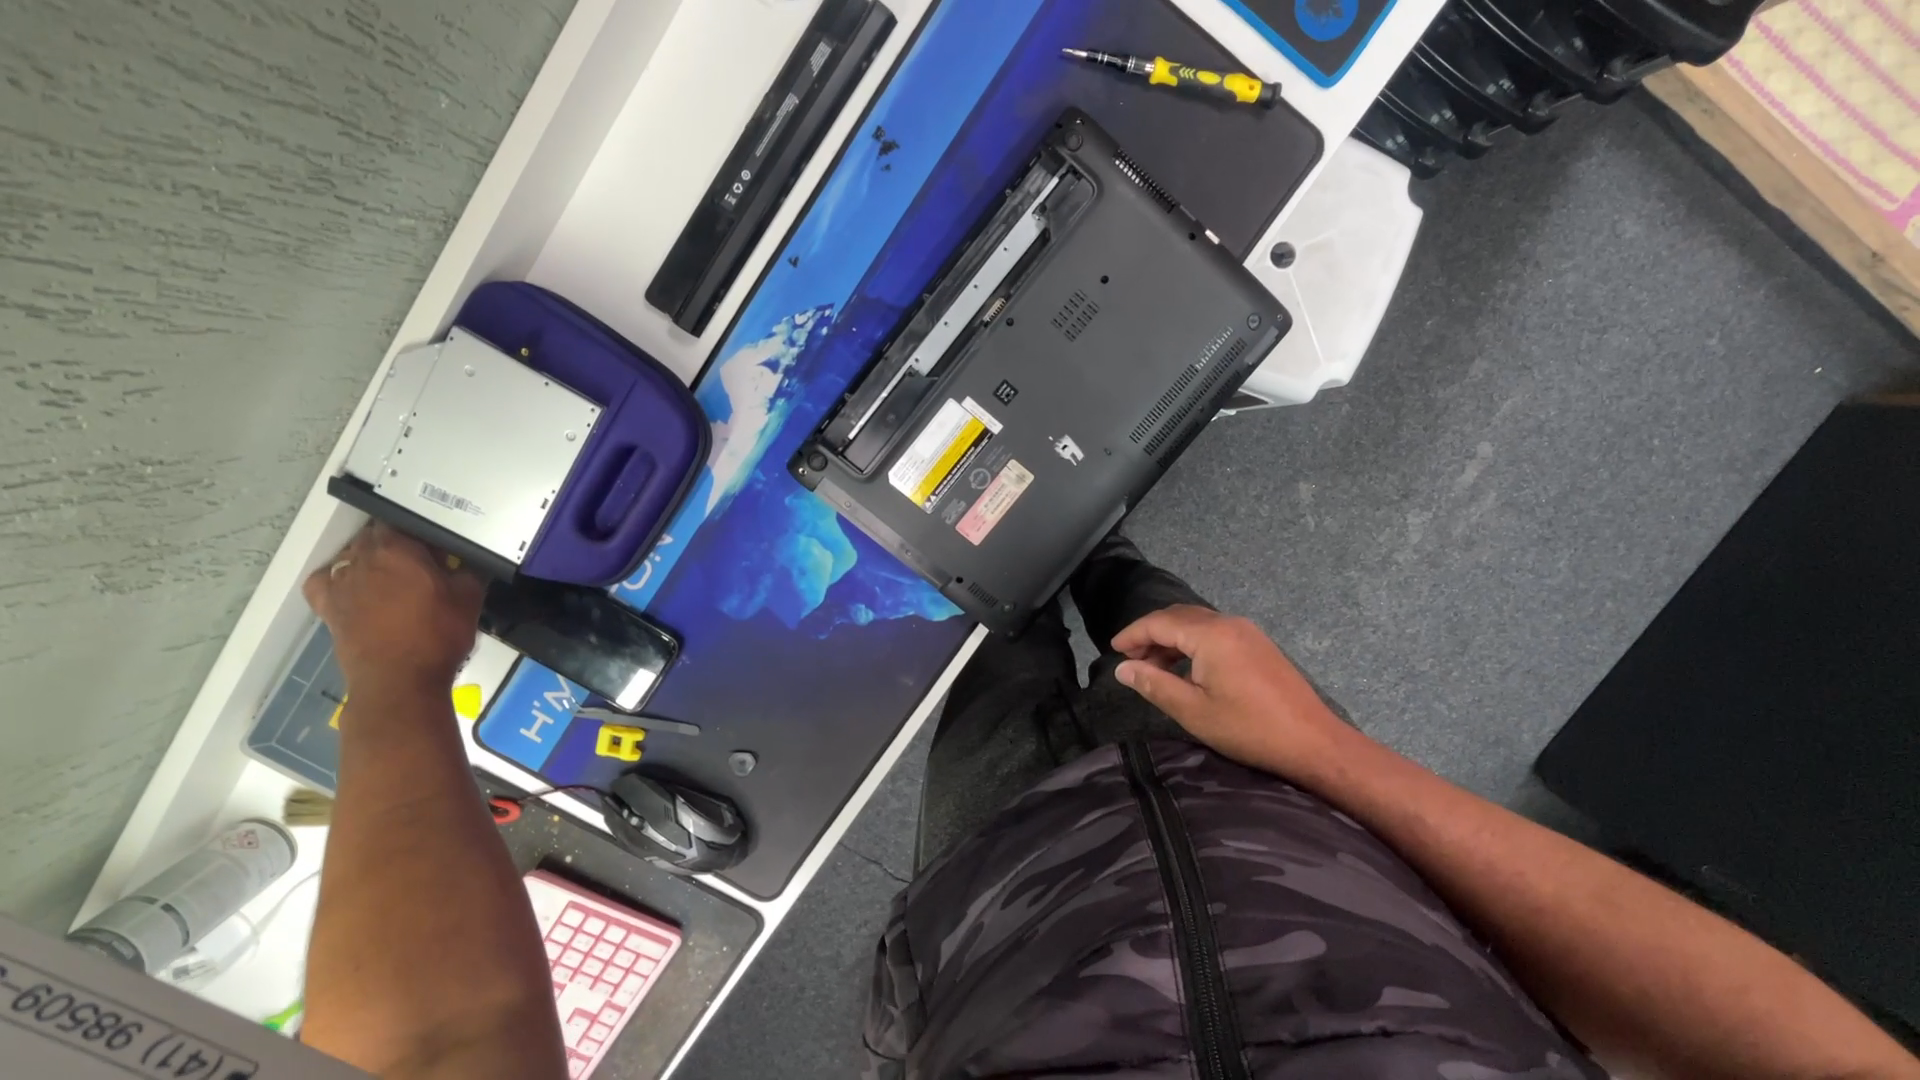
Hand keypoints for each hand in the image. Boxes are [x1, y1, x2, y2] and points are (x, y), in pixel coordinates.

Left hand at [303, 524, 484, 695]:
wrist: (400, 681)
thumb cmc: (438, 635)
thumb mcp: (471, 597)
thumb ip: (470, 569)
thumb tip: (469, 559)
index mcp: (397, 548)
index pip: (404, 520)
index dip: (423, 530)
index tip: (442, 546)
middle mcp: (362, 558)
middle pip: (375, 535)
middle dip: (398, 541)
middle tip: (424, 560)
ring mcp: (340, 582)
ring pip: (352, 555)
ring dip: (372, 558)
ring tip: (395, 575)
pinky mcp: (328, 607)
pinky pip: (325, 580)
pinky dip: (337, 577)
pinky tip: (355, 585)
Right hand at [1112, 605, 1350, 781]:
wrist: (1312, 742)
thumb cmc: (1248, 728)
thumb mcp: (1193, 711)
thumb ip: (1154, 685)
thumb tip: (1123, 669)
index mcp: (1211, 635)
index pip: (1160, 622)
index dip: (1133, 634)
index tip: (1112, 650)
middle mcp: (1229, 623)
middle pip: (1179, 616)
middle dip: (1150, 633)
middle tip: (1130, 659)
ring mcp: (1247, 632)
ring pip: (1197, 623)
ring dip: (1171, 639)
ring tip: (1153, 667)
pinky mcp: (1258, 645)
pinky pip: (1215, 632)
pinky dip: (1192, 643)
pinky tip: (1185, 668)